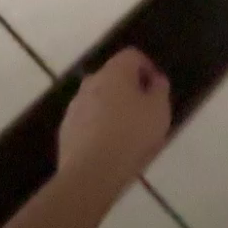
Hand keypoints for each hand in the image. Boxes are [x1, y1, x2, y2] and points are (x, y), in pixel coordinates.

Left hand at [57, 48, 171, 191]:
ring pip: (99, 99)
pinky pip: (87, 120)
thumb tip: (156, 80)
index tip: (157, 90)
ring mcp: (75, 105)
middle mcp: (92, 81)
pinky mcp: (66, 128)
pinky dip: (98, 127)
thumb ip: (160, 90)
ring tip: (127, 134)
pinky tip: (108, 148)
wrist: (90, 173)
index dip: (148, 68)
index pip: (133, 55)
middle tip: (144, 112)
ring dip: (112, 108)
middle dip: (129, 90)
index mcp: (115, 71)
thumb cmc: (131, 135)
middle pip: (114, 77)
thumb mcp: (159, 111)